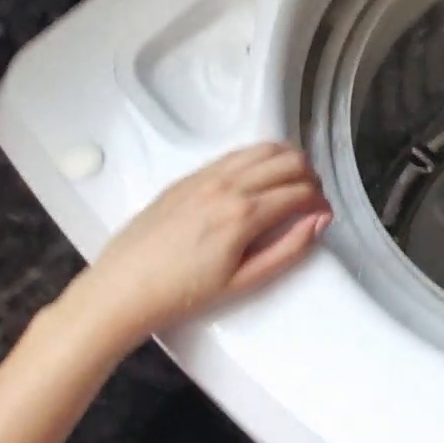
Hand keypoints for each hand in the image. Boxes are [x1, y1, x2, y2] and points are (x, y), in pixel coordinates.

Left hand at [65, 143, 330, 349]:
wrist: (121, 291)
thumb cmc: (182, 294)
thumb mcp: (244, 282)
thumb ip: (289, 249)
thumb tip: (319, 221)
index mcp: (244, 215)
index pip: (301, 192)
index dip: (320, 202)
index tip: (322, 215)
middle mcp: (228, 186)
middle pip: (290, 161)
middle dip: (311, 177)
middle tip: (311, 198)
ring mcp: (207, 177)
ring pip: (265, 148)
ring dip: (288, 160)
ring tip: (291, 182)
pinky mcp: (189, 176)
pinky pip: (236, 153)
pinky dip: (260, 157)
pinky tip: (261, 175)